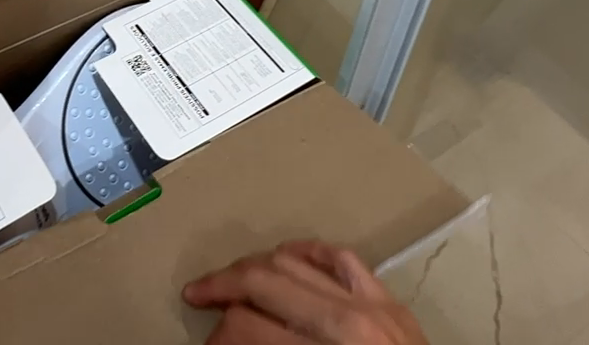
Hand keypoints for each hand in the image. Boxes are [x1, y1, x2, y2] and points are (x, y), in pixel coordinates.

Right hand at [183, 240, 426, 344]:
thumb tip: (229, 340)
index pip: (246, 328)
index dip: (216, 337)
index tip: (205, 344)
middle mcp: (346, 325)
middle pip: (261, 282)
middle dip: (220, 287)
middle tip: (196, 296)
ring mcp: (372, 308)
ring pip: (291, 262)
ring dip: (253, 268)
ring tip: (233, 282)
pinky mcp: (392, 304)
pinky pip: (339, 259)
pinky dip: (306, 253)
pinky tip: (284, 258)